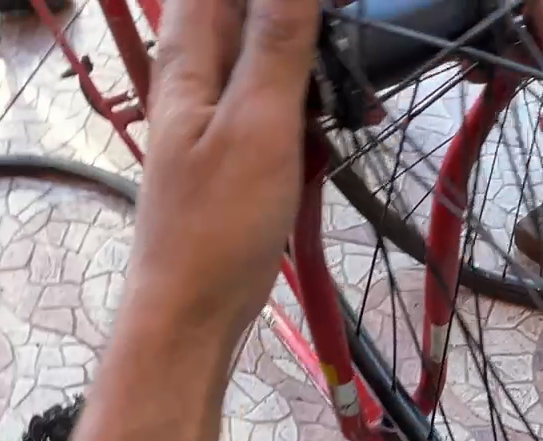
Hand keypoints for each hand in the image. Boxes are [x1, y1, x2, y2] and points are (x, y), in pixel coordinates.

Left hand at [121, 0, 321, 356]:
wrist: (195, 310)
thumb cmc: (220, 225)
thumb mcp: (258, 125)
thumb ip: (277, 41)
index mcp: (190, 51)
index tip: (334, 14)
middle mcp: (199, 74)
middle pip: (254, 15)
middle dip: (308, 29)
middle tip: (350, 60)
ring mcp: (219, 117)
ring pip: (271, 66)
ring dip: (314, 77)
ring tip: (352, 105)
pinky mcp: (239, 155)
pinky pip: (277, 115)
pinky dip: (306, 122)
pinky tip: (325, 148)